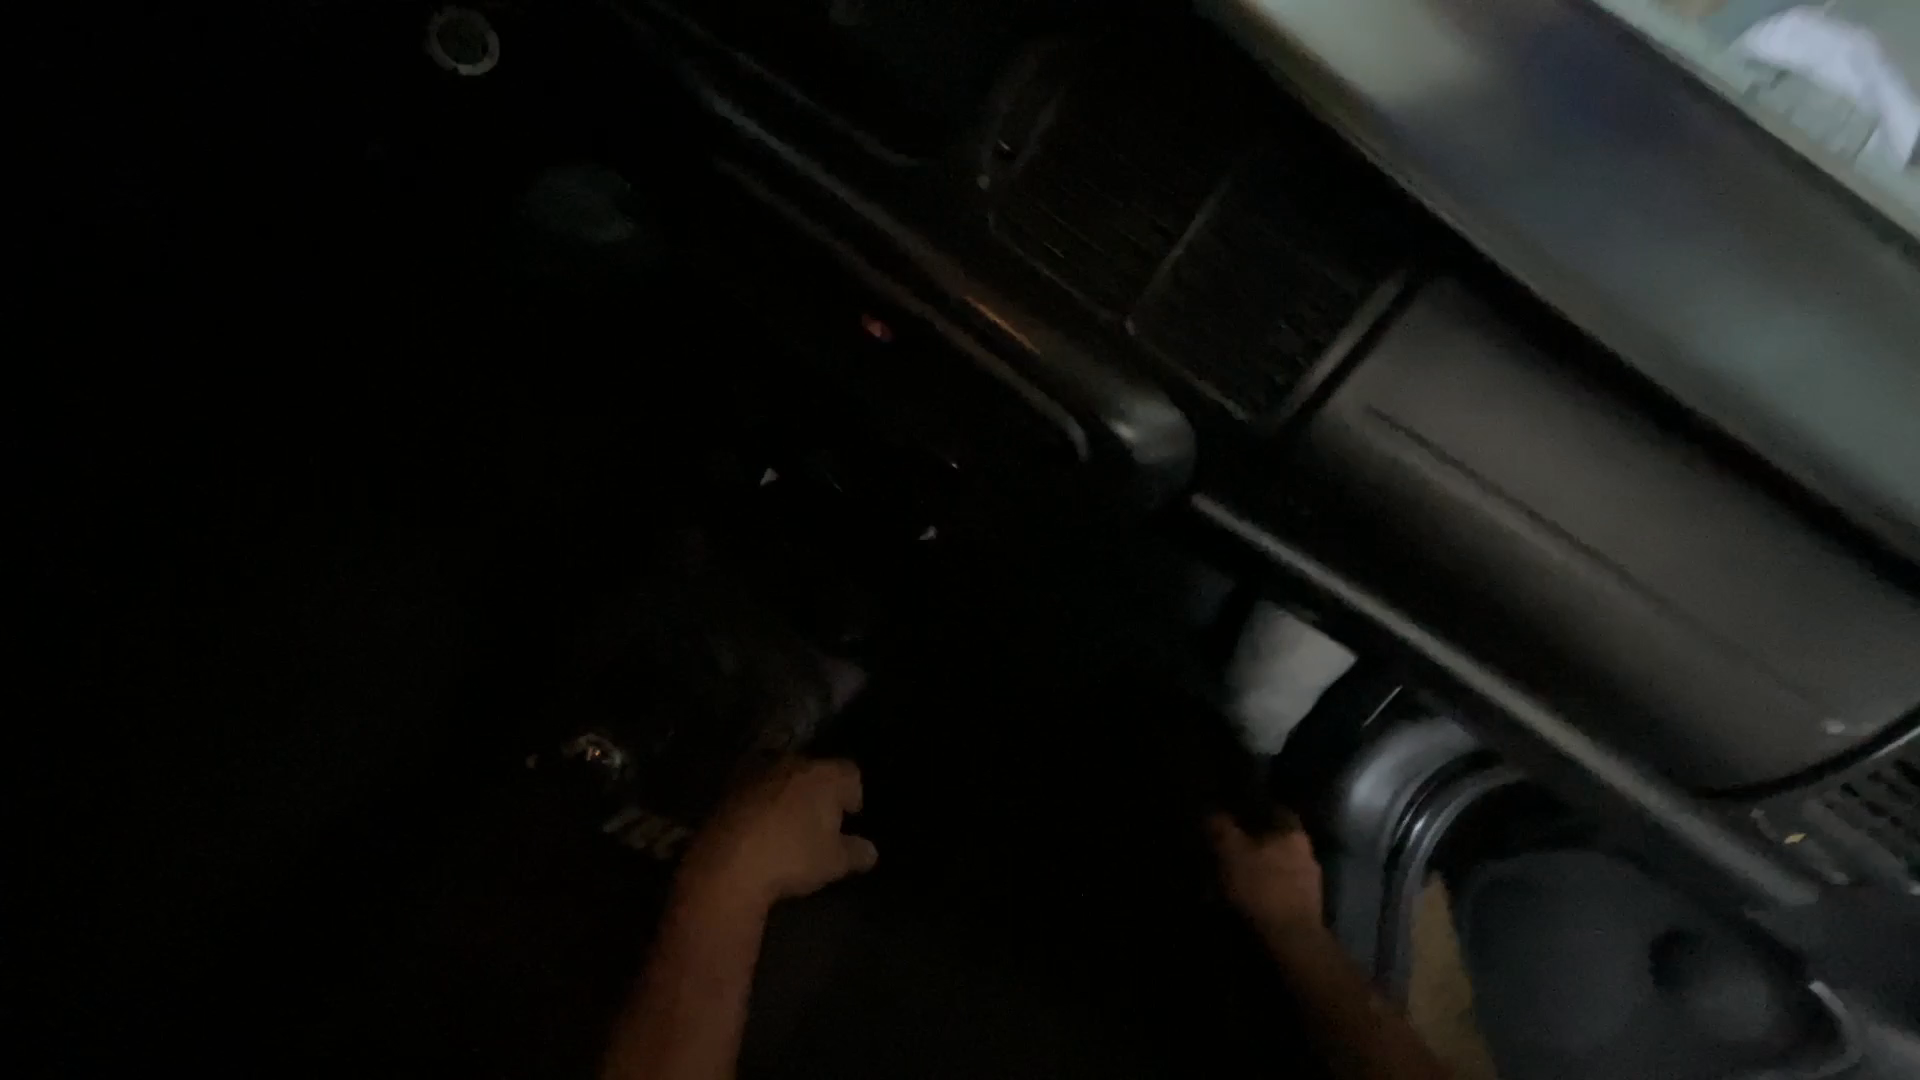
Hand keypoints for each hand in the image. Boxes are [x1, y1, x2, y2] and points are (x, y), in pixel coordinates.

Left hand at [679, 758, 877, 911]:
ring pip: (784, 778)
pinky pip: (756, 789)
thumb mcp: (834, 863)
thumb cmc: (792, 857)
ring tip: (786, 826)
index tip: (848, 818)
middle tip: (818, 823)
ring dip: (788, 795)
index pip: (851, 773)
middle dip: (820, 792)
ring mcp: (759, 772)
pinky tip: (759, 829)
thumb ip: (857, 852)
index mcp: (825, 775)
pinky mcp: (729, 787)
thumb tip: (870, 851)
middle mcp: (794, 763)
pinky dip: (761, 803)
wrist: (725, 864)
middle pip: (816, 771)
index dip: (853, 795)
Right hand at [1209, 809, 1325, 940]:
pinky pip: (1284, 887)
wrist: (1292, 940)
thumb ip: (1221, 827)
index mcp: (1292, 832)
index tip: (1234, 814)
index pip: (1275, 809)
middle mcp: (1307, 852)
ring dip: (1263, 867)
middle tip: (1232, 845)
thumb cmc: (1261, 886)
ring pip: (1282, 864)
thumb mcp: (1230, 852)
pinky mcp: (1308, 907)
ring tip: (1238, 874)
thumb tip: (1213, 812)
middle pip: (1278, 838)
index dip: (1254, 809)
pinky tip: (1252, 896)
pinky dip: (1269, 888)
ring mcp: (1311, 882)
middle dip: (1257, 841)